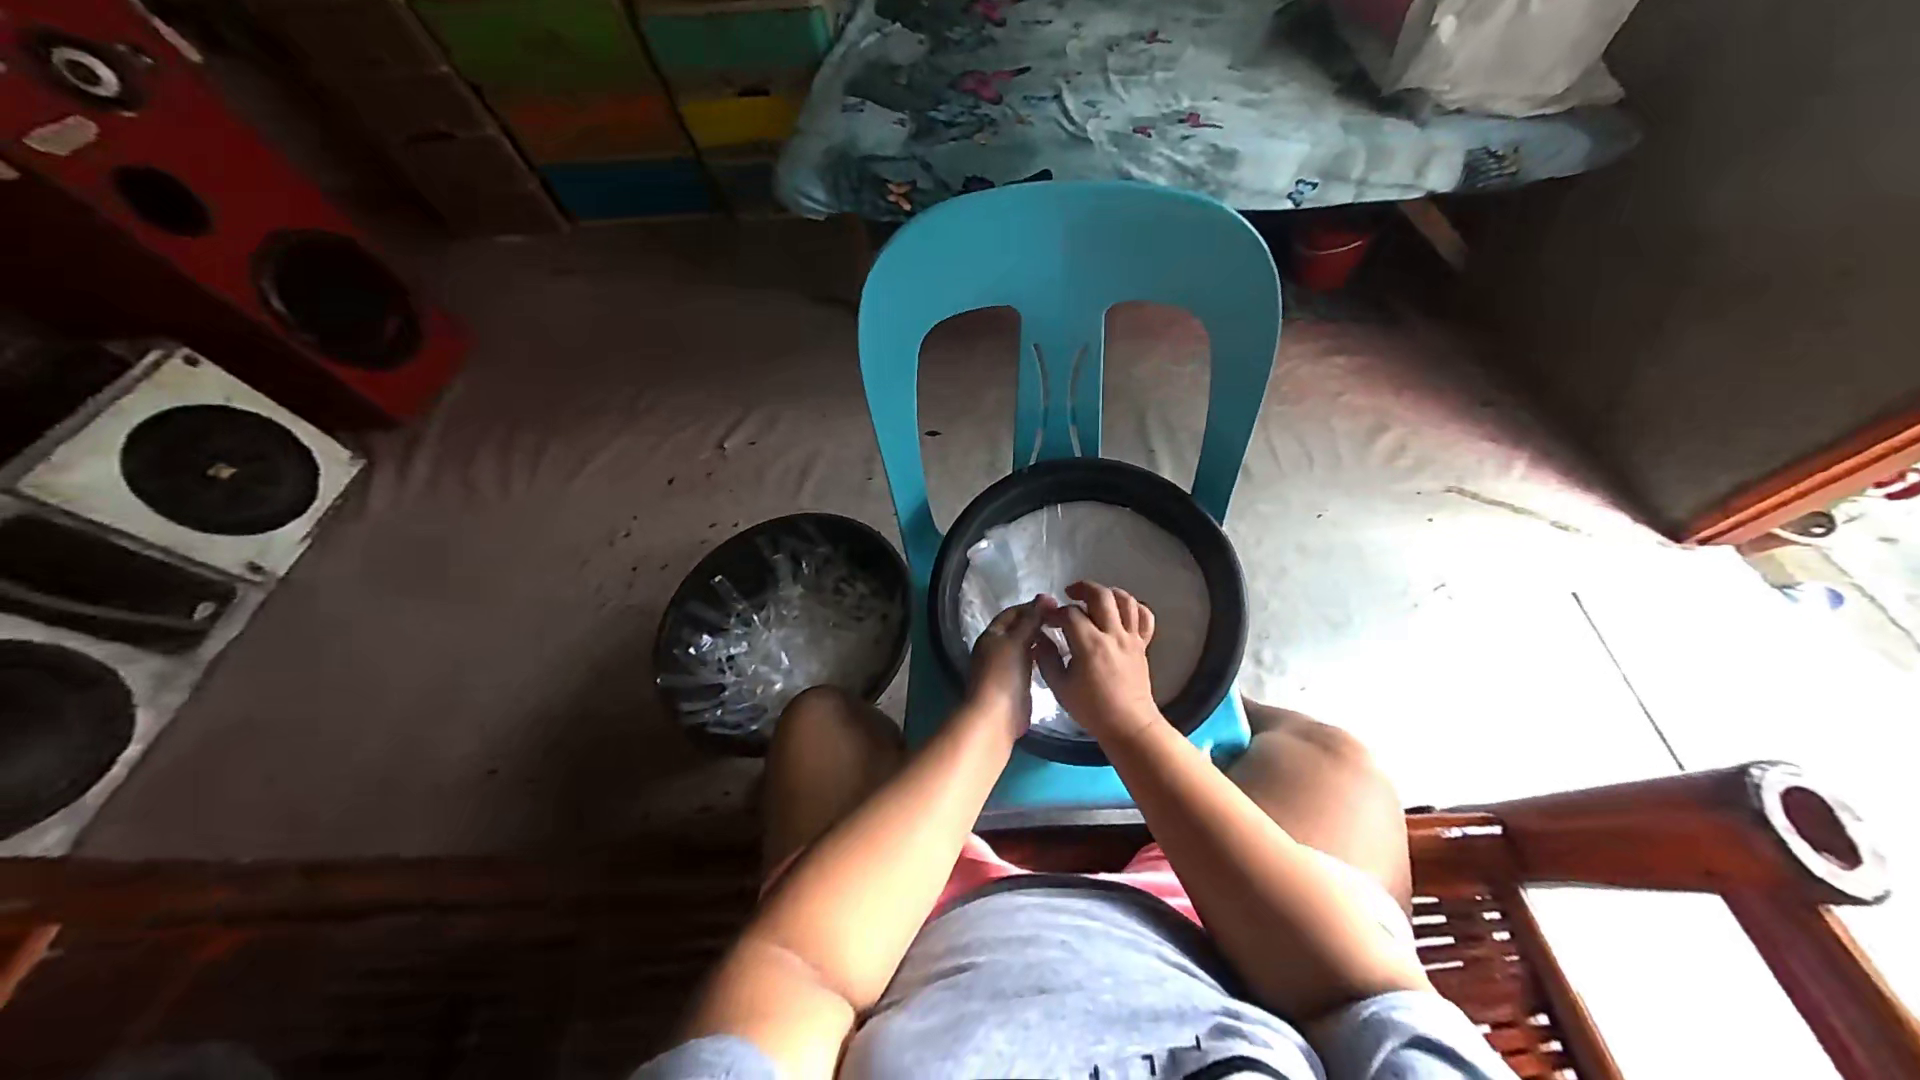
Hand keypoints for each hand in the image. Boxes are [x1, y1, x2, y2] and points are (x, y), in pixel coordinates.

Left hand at [963, 595, 1055, 740]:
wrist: (996, 715)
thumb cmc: (1004, 673)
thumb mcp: (1017, 641)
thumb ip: (1031, 619)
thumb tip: (1044, 597)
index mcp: (992, 634)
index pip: (1012, 613)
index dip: (1031, 606)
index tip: (1055, 604)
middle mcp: (996, 647)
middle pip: (1018, 628)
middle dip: (1037, 622)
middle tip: (1062, 619)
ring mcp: (1005, 666)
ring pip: (1024, 646)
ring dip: (1040, 639)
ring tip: (1062, 634)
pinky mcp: (1015, 682)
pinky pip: (1029, 663)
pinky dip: (1040, 656)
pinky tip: (1055, 655)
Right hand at [1032, 581, 1161, 741]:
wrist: (1127, 724)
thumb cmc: (1090, 708)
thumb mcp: (1059, 686)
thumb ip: (1046, 657)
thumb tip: (1039, 637)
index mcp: (1089, 645)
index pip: (1070, 614)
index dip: (1055, 612)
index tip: (1047, 619)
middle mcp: (1113, 635)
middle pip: (1101, 595)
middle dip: (1082, 588)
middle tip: (1069, 593)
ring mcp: (1131, 638)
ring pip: (1126, 600)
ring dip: (1108, 592)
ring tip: (1095, 598)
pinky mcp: (1143, 645)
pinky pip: (1145, 617)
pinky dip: (1134, 607)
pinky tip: (1121, 611)